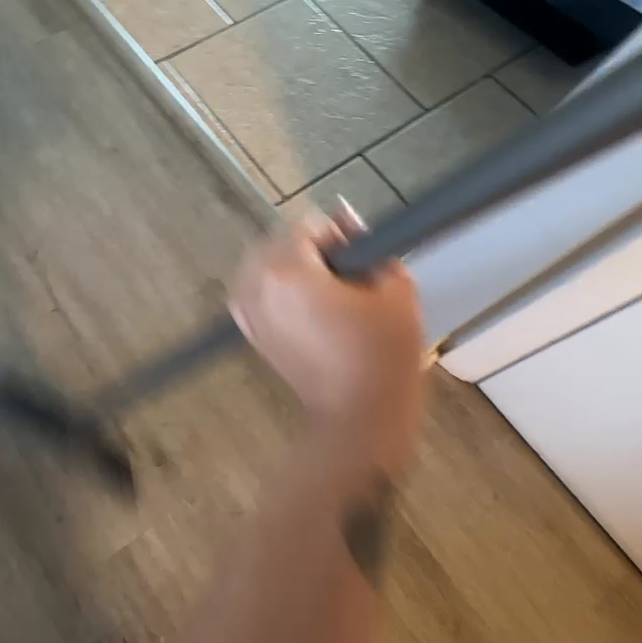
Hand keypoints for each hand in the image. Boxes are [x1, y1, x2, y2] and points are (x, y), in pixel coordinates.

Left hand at [228, 204, 425, 472]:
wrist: (358, 415)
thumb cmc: (381, 352)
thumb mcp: (395, 290)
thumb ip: (372, 249)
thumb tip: (350, 227)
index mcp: (286, 270)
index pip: (306, 227)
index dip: (337, 231)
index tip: (361, 246)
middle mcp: (255, 284)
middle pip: (279, 242)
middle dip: (312, 246)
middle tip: (348, 265)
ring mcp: (247, 309)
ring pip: (264, 263)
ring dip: (292, 264)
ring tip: (329, 284)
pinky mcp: (249, 330)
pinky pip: (256, 289)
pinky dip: (276, 286)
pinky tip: (306, 301)